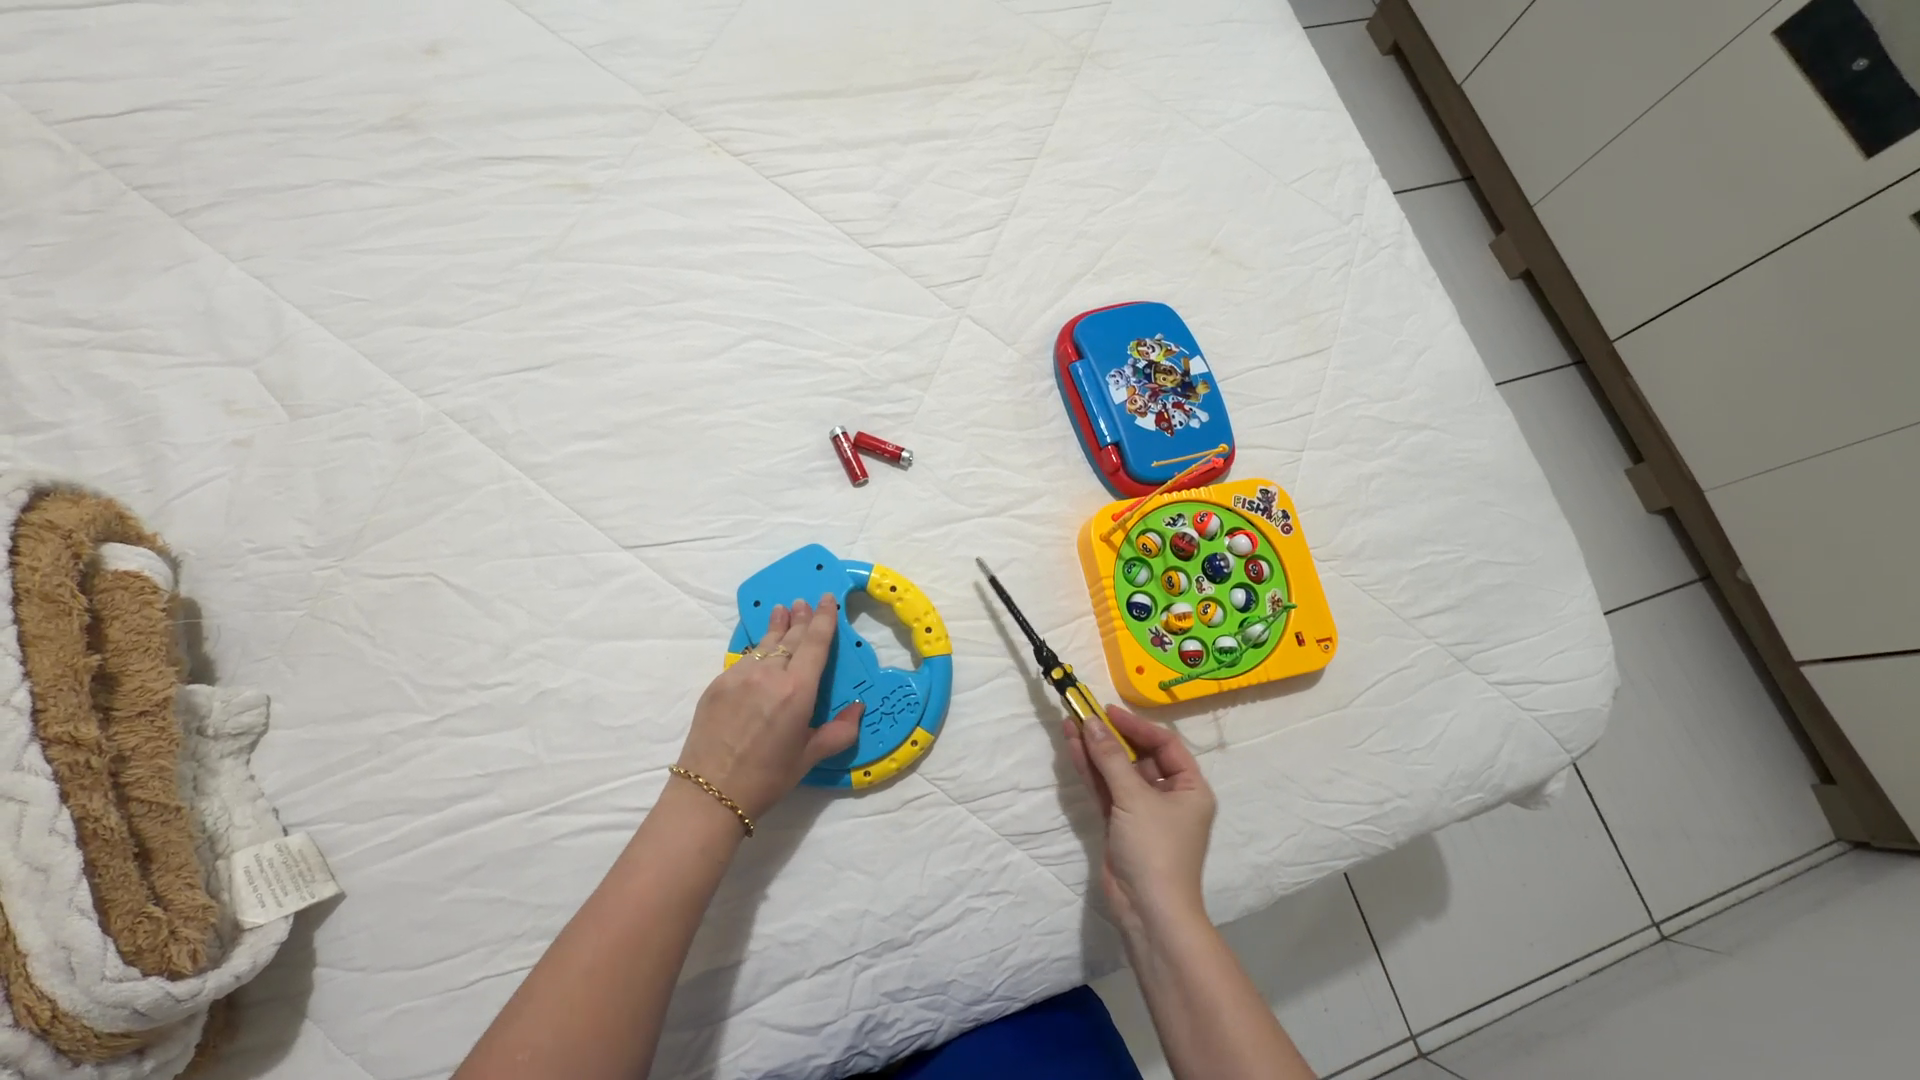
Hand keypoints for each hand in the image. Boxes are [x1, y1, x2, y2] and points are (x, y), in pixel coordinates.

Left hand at [676, 594, 861, 820]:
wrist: (709, 792)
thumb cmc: (767, 778)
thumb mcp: (809, 757)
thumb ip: (838, 731)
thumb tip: (858, 709)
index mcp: (797, 690)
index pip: (815, 643)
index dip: (824, 618)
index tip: (827, 599)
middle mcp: (769, 674)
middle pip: (789, 637)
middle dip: (800, 618)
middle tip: (804, 602)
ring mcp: (739, 676)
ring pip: (764, 644)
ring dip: (776, 627)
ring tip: (782, 611)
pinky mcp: (717, 684)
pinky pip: (744, 659)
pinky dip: (757, 650)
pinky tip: (759, 649)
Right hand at [1063, 705, 1216, 932]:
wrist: (1149, 910)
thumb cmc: (1156, 849)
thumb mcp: (1136, 798)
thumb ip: (1111, 759)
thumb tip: (1091, 723)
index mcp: (1190, 787)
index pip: (1164, 744)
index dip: (1136, 726)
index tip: (1108, 711)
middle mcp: (1169, 795)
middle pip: (1138, 756)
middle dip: (1111, 736)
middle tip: (1085, 714)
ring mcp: (1142, 811)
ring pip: (1117, 771)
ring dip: (1095, 750)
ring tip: (1069, 724)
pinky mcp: (1119, 824)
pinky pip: (1105, 789)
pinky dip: (1090, 771)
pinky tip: (1073, 749)